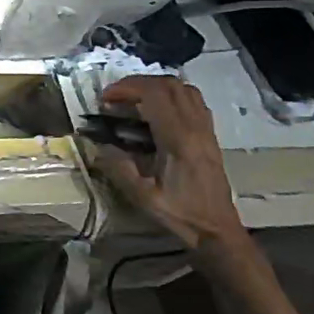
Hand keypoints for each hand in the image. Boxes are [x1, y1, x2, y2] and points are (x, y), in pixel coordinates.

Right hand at [91, 75, 245, 250]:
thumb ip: (117, 167)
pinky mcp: (210, 135)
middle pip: (169, 84)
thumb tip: (96, 145)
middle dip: (137, 83)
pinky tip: (156, 110)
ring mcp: (206, 130)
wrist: (217, 231)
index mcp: (178, 140)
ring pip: (184, 88)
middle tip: (114, 96)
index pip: (154, 95)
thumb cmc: (179, 214)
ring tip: (133, 99)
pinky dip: (171, 95)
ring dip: (155, 86)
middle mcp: (195, 128)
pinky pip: (193, 101)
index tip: (104, 99)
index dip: (125, 88)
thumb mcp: (141, 195)